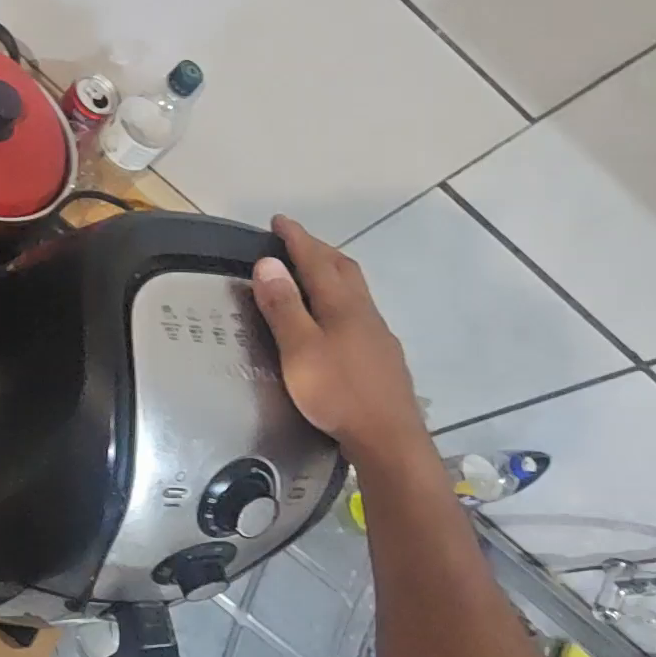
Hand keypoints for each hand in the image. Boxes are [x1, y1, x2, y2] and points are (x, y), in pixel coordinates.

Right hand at [251, 216, 427, 459]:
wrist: (387, 436)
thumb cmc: (337, 393)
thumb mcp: (300, 350)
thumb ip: (283, 307)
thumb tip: (268, 263)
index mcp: (342, 305)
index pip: (316, 261)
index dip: (297, 239)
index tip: (279, 220)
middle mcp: (363, 312)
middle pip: (342, 269)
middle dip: (318, 250)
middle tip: (295, 242)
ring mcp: (376, 334)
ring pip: (353, 291)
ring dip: (332, 274)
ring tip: (311, 274)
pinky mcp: (380, 356)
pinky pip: (357, 313)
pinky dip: (339, 301)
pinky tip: (333, 320)